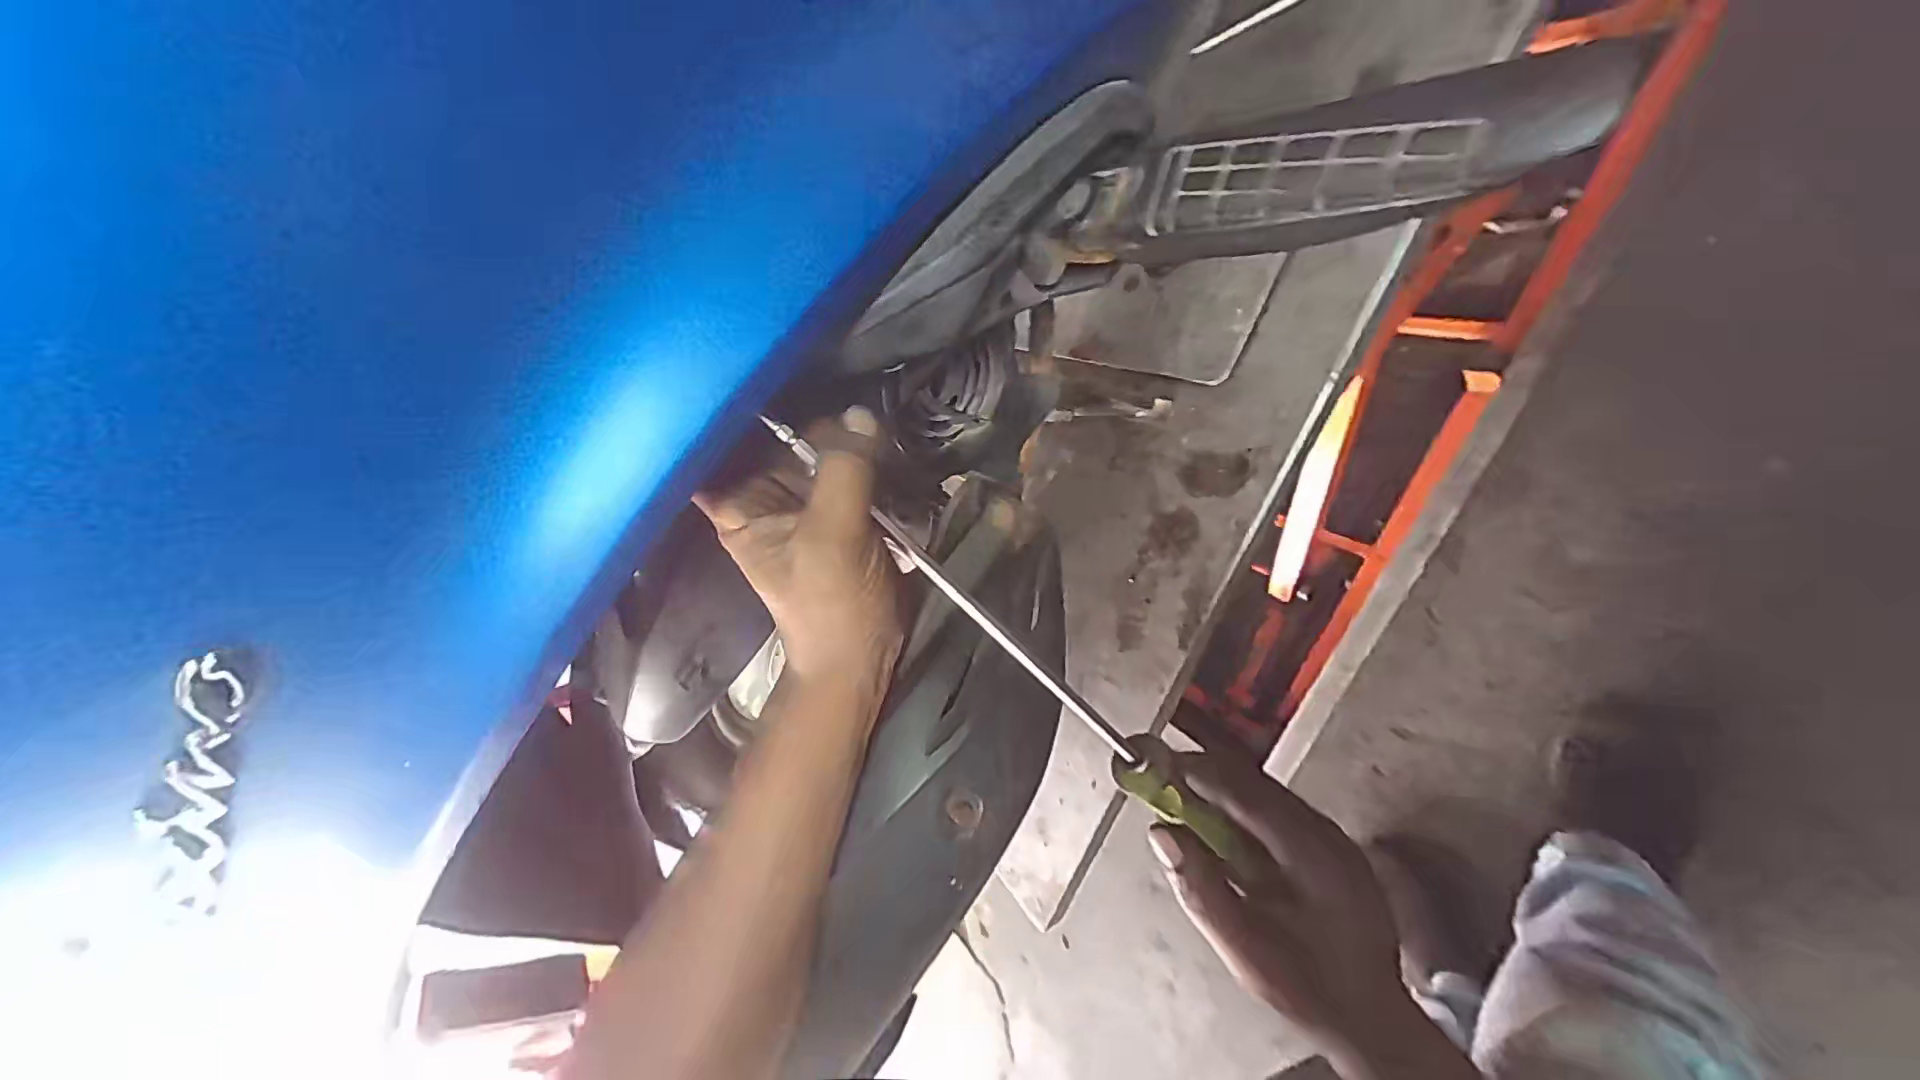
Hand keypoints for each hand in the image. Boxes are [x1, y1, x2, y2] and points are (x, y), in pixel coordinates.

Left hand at [693, 407, 900, 687]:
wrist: (864, 653)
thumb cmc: (831, 603)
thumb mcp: (833, 535)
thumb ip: (844, 470)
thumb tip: (862, 414)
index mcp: (740, 502)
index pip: (723, 438)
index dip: (744, 406)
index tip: (777, 375)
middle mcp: (766, 494)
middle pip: (783, 435)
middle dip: (819, 423)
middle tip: (858, 418)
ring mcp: (805, 500)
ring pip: (821, 449)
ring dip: (850, 441)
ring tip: (879, 438)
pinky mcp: (840, 508)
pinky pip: (849, 469)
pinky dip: (868, 461)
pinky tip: (887, 454)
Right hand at [1149, 754, 1469, 1077]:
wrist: (1372, 1018)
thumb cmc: (1309, 989)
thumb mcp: (1245, 949)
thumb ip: (1200, 890)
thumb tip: (1161, 833)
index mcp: (1312, 856)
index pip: (1244, 793)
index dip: (1197, 774)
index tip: (1158, 766)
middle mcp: (1327, 835)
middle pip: (1255, 782)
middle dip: (1204, 775)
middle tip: (1162, 779)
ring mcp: (1333, 838)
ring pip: (1266, 790)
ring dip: (1221, 788)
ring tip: (1183, 799)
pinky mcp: (1329, 844)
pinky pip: (1277, 807)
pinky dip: (1241, 805)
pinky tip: (1220, 825)